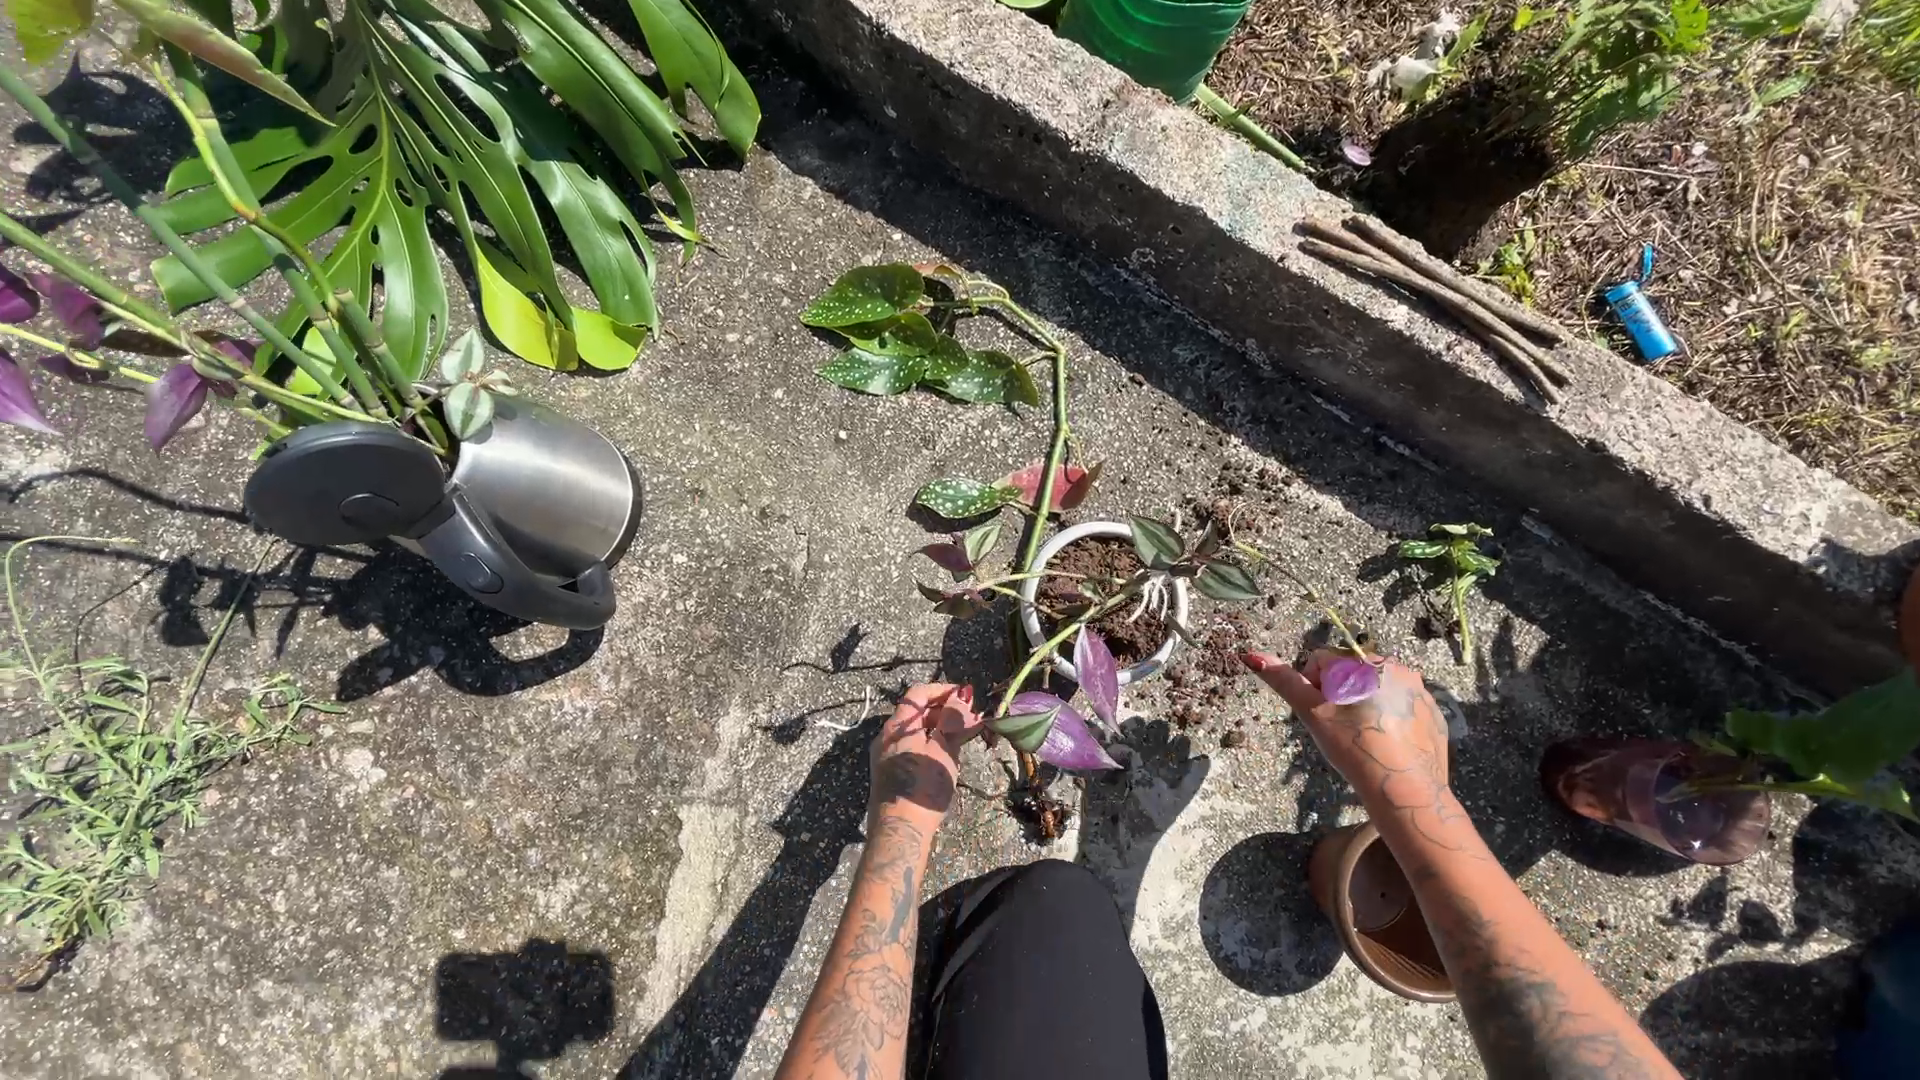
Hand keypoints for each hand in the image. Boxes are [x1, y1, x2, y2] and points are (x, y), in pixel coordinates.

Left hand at [867, 683, 983, 823]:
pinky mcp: (892, 773)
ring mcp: (888, 756)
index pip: (919, 694)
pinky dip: (933, 743)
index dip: (943, 690)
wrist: (900, 830)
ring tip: (968, 734)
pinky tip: (951, 753)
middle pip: (918, 712)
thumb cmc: (922, 787)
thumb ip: (953, 720)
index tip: (967, 695)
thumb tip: (962, 695)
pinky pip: (914, 748)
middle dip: (947, 710)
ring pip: (918, 732)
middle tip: (973, 716)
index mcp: (897, 725)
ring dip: (943, 728)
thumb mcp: (942, 749)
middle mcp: (888, 736)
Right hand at [1242, 650, 1449, 814]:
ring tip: (1362, 738)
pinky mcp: (1434, 714)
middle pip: (1348, 674)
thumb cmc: (1353, 747)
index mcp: (1364, 662)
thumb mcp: (1311, 713)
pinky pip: (1400, 706)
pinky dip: (1388, 720)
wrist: (1405, 791)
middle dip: (1338, 696)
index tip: (1321, 715)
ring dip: (1362, 706)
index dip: (1312, 689)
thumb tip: (1251, 655)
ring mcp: (1420, 691)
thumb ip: (1284, 681)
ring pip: (1375, 690)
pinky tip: (1384, 743)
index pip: (1320, 662)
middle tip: (1340, 728)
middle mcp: (1397, 667)